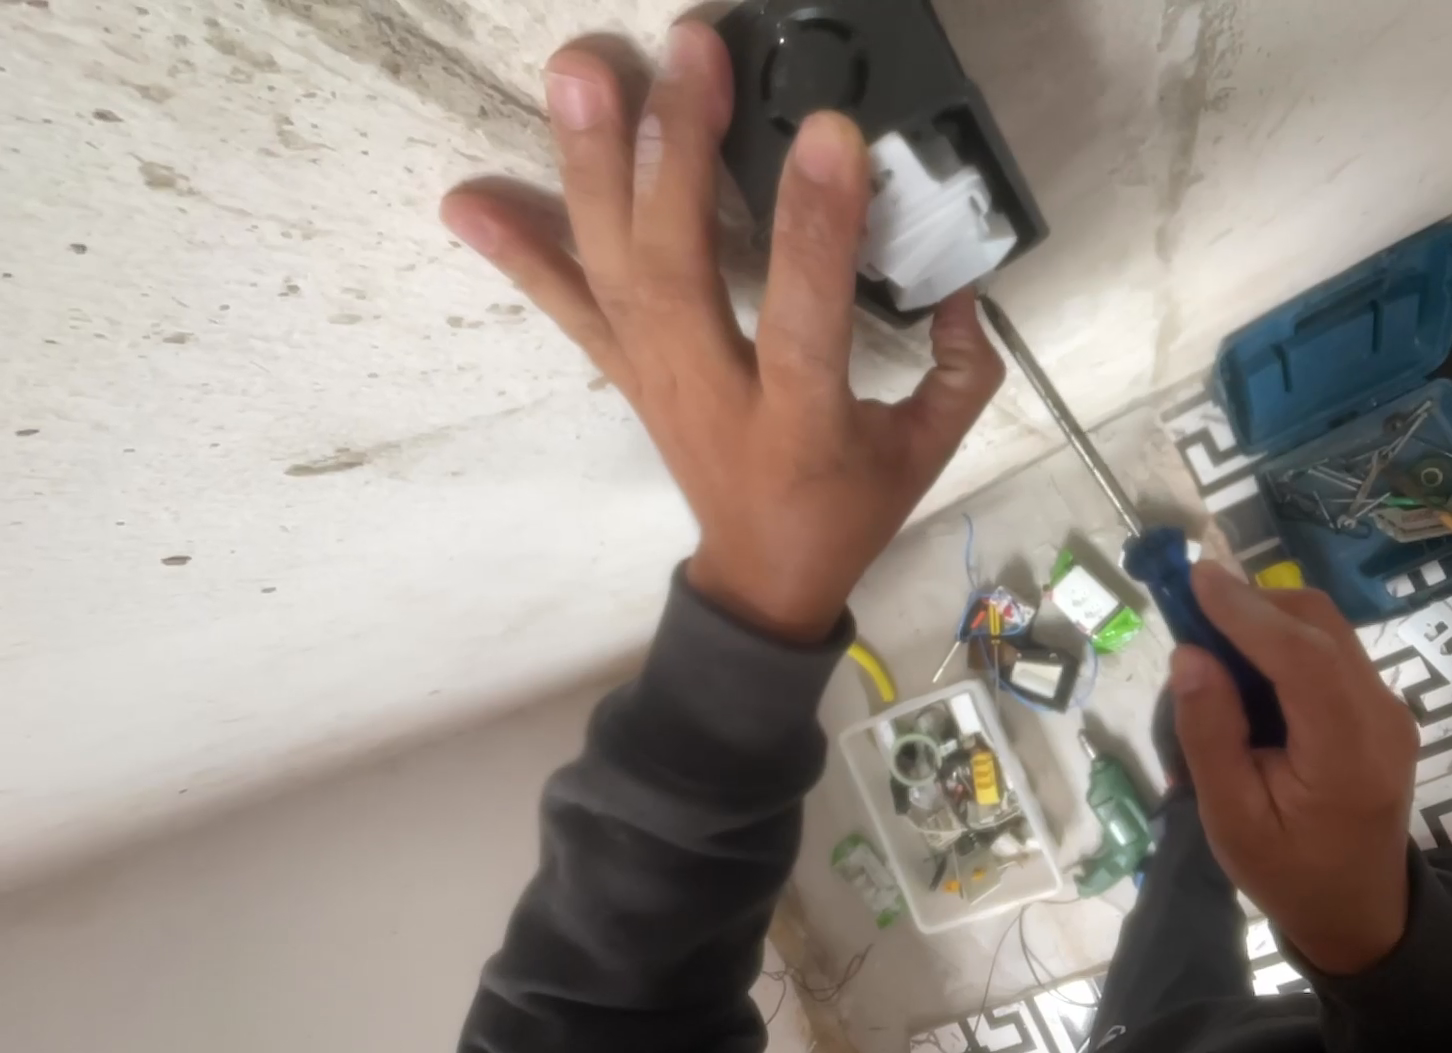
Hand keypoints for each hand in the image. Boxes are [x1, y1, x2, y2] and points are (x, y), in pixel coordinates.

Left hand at [437, 25, 1005, 641]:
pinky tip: (467, 199)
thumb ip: (959, 371)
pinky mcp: (631, 381)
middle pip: (680, 274)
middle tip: (688, 52)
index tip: (829, 130)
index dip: (816, 227)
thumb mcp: (927, 452)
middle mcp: (716, 398)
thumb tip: (960, 287)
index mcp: (803, 423)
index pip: (805, 316)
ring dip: (592, 172)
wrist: (765, 576)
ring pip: (616, 277)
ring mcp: (659, 385)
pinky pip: (574, 317)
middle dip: (681, 157)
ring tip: (580, 73)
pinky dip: (521, 258)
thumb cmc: (850, 513)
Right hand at [1171, 562, 1419, 974]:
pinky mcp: (1375, 703)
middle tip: (1188, 609)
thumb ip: (1209, 735)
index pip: (1304, 658)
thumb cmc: (1287, 871)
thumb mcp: (1230, 818)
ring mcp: (1387, 705)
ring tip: (1208, 634)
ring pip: (1324, 625)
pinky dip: (1278, 633)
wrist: (1358, 909)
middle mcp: (1382, 715)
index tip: (1196, 578)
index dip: (1248, 611)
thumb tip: (1189, 655)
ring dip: (1263, 614)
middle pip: (1319, 625)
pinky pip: (1326, 644)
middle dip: (1251, 602)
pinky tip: (1242, 659)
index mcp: (1350, 754)